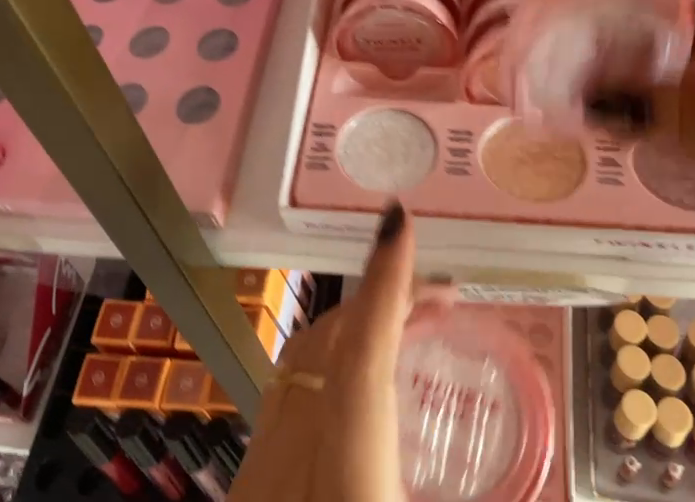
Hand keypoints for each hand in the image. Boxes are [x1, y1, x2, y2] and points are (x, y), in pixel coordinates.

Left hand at [231, 204, 431, 501]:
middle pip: (332, 345)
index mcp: (347, 468)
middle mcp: (293, 450)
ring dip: (358, 327)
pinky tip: (358, 379)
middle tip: (442, 293)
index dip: (382, 284)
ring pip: (304, 364)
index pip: (362, 358)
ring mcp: (264, 463)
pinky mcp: (252, 479)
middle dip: (385, 299)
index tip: (397, 219)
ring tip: (410, 324)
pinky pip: (289, 392)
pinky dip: (331, 362)